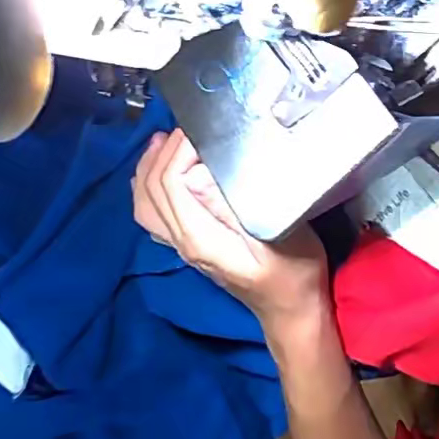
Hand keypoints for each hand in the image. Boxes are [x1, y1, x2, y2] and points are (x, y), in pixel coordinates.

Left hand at [132, 129, 329, 329]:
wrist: (291, 310)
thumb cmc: (293, 271)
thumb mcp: (277, 236)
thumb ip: (235, 207)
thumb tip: (201, 174)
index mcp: (199, 238)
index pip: (169, 184)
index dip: (179, 151)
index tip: (201, 130)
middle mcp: (182, 242)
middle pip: (151, 192)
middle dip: (162, 154)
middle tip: (183, 128)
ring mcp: (182, 246)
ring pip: (146, 205)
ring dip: (150, 169)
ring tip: (164, 141)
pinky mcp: (190, 245)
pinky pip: (154, 215)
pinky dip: (150, 188)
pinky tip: (163, 172)